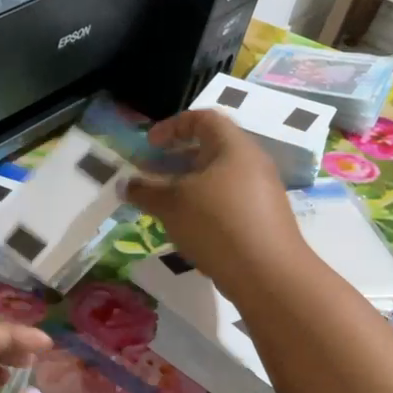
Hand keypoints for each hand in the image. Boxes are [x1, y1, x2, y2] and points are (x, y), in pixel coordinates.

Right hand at [124, 109, 308, 274]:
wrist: (267, 274)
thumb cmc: (216, 224)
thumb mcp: (171, 204)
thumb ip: (145, 191)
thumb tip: (125, 184)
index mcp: (233, 147)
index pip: (203, 118)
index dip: (172, 126)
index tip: (150, 145)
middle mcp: (251, 162)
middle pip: (211, 148)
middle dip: (177, 158)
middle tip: (152, 173)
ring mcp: (260, 191)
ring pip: (218, 176)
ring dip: (188, 184)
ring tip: (165, 203)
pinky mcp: (262, 218)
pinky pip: (228, 199)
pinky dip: (203, 204)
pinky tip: (188, 226)